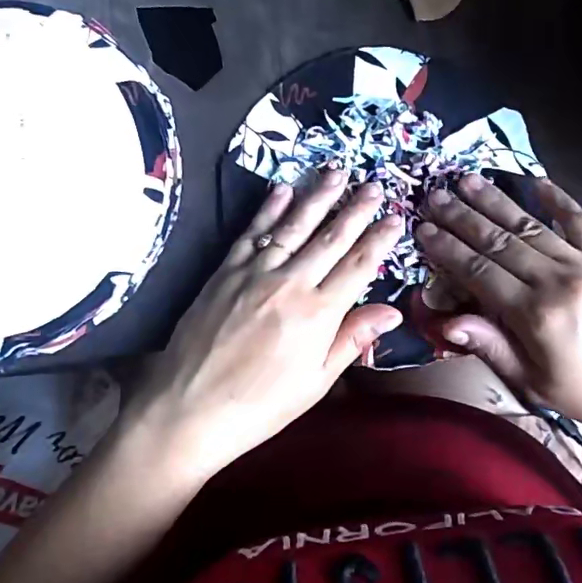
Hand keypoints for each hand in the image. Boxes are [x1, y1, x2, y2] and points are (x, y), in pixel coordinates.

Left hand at [135, 171, 404, 478]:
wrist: (187, 410)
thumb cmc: (259, 407)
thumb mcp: (316, 383)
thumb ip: (352, 339)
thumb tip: (392, 312)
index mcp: (318, 315)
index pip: (359, 266)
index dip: (379, 240)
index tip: (394, 218)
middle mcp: (290, 284)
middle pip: (331, 238)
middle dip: (356, 209)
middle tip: (374, 184)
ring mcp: (255, 273)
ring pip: (294, 226)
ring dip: (318, 196)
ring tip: (337, 172)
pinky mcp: (225, 272)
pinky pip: (253, 232)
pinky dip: (270, 209)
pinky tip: (284, 189)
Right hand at [417, 176, 581, 448]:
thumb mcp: (534, 383)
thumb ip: (491, 347)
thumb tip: (447, 320)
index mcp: (536, 314)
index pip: (479, 271)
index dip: (447, 249)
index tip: (422, 229)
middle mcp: (558, 280)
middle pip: (500, 241)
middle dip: (462, 217)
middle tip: (434, 196)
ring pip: (531, 226)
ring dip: (496, 201)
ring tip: (467, 180)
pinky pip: (580, 222)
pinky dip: (559, 200)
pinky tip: (538, 181)